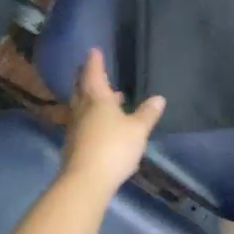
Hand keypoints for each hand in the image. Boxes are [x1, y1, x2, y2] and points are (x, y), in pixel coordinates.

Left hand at [59, 51, 164, 194]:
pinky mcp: (74, 147)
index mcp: (97, 100)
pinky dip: (92, 119)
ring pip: (82, 108)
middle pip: (82, 90)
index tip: (93, 51)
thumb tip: (159, 98)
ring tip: (108, 98)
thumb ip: (147, 114)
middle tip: (91, 71)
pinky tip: (104, 126)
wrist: (85, 182)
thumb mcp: (137, 129)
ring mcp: (76, 130)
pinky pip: (83, 125)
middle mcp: (82, 111)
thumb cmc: (113, 147)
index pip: (93, 74)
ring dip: (91, 100)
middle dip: (86, 79)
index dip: (94, 62)